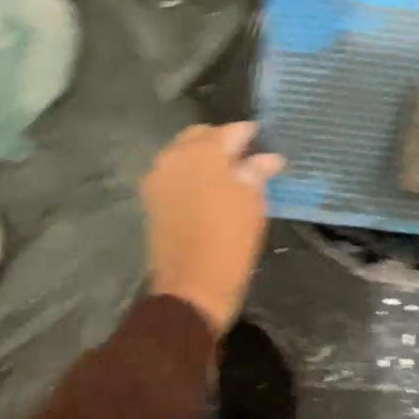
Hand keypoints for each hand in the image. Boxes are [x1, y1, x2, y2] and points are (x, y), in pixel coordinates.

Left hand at [142, 123, 284, 335]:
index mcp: (202, 152)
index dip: (250, 135)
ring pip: (183, 152)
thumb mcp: (252, 203)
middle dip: (222, 141)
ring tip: (227, 174)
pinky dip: (188, 173)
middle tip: (245, 157)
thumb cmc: (229, 241)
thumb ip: (257, 171)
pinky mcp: (150, 197)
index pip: (231, 131)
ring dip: (203, 157)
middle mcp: (174, 156)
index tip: (265, 140)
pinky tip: (206, 188)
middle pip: (201, 136)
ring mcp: (158, 176)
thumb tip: (268, 157)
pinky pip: (172, 172)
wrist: (190, 288)